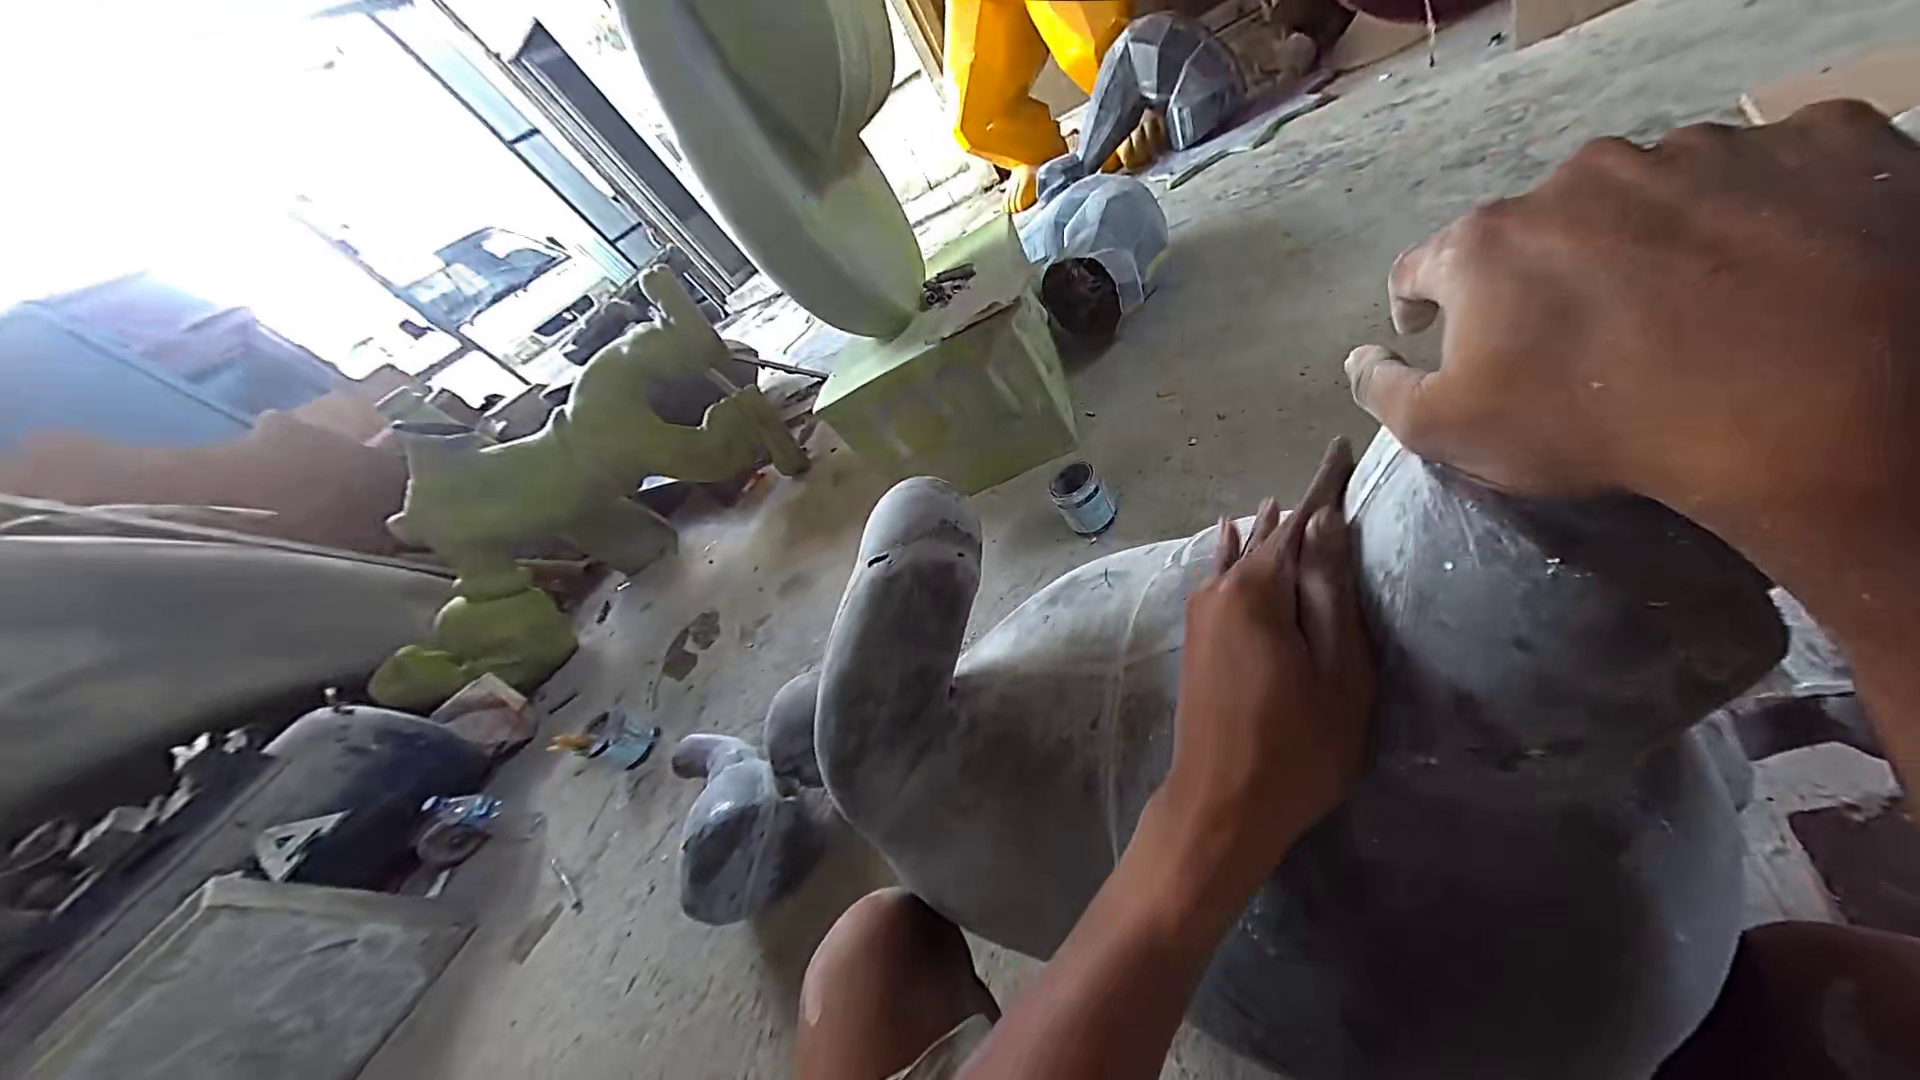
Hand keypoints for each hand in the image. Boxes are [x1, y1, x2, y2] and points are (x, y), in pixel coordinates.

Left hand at [1159, 438, 1375, 883]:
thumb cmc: (1296, 745)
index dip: (1324, 489)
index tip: (1341, 451)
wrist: (1220, 799)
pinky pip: (1218, 580)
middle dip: (1296, 512)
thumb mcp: (1336, 670)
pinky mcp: (1195, 636)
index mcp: (1254, 590)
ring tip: (1287, 504)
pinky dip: (1235, 559)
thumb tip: (1324, 523)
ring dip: (1264, 535)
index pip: (1296, 523)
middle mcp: (1216, 589)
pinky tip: (1233, 543)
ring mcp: (1199, 613)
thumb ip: (1329, 592)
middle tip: (1329, 475)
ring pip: (1236, 558)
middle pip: (1264, 539)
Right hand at [1343, 102, 1919, 611]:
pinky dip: (1735, 217)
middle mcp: (1580, 178)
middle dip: (1527, 277)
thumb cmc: (1589, 420)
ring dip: (1627, 242)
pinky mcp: (1822, 142)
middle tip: (1561, 334)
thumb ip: (1380, 389)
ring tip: (1664, 304)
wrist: (1818, 403)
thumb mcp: (1443, 430)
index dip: (1418, 307)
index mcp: (1485, 243)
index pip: (1418, 268)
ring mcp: (1704, 149)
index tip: (1439, 336)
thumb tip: (1359, 357)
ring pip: (1635, 197)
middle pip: (1526, 230)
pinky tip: (1752, 271)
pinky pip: (1750, 177)